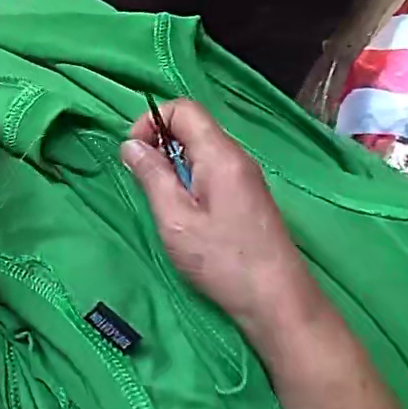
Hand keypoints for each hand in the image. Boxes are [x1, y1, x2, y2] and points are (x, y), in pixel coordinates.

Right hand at [119, 100, 328, 342]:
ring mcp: (244, 176)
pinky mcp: (246, 195)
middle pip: (191, 125)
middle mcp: (236, 157)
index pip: (183, 108)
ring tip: (160, 197)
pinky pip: (210, 168)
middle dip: (159, 141)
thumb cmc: (222, 260)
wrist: (276, 300)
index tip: (134, 152)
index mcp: (220, 156)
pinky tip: (182, 209)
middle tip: (142, 178)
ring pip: (199, 148)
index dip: (151, 120)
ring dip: (171, 162)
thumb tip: (130, 145)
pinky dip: (187, 176)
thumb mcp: (175, 218)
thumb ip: (151, 176)